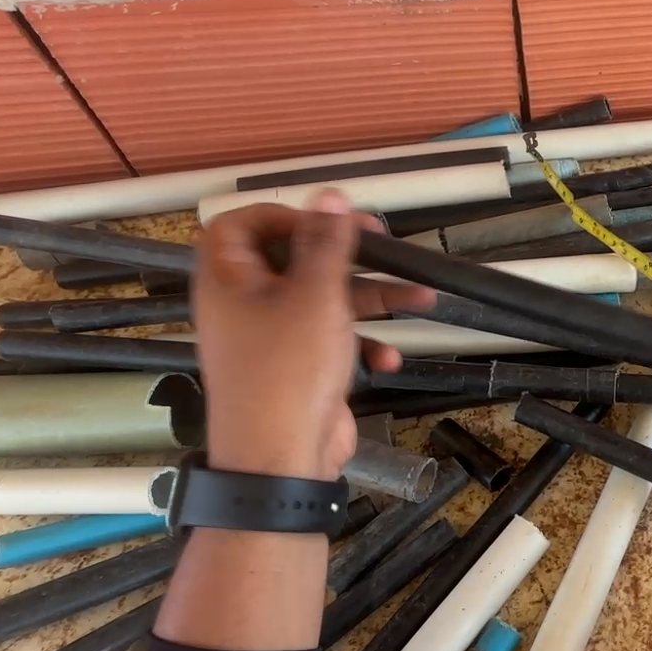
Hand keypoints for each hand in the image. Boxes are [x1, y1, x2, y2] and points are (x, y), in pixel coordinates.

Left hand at [192, 189, 433, 480]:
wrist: (281, 456)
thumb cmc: (290, 369)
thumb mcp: (315, 295)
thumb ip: (327, 243)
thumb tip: (330, 194)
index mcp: (231, 278)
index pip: (245, 223)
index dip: (290, 215)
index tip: (334, 222)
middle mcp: (245, 304)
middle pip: (295, 260)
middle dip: (348, 258)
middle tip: (387, 249)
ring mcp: (271, 338)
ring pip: (323, 300)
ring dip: (371, 300)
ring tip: (420, 300)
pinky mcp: (296, 367)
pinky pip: (329, 340)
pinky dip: (360, 344)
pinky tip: (387, 358)